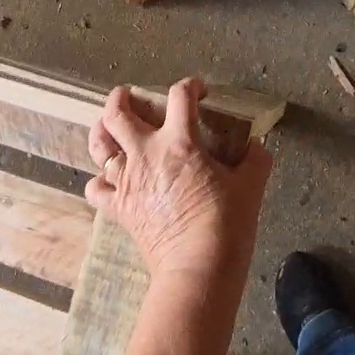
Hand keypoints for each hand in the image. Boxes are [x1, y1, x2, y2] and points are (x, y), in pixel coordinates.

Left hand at [86, 78, 273, 282]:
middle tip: (128, 95)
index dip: (191, 86)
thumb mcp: (250, 187)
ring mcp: (127, 180)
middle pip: (118, 113)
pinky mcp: (118, 207)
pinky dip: (99, 180)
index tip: (199, 90)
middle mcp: (146, 153)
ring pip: (99, 145)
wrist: (197, 269)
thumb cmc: (226, 224)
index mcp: (180, 141)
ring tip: (109, 128)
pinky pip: (95, 188)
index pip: (180, 96)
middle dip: (120, 97)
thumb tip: (258, 146)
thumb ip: (255, 160)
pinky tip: (109, 180)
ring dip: (101, 131)